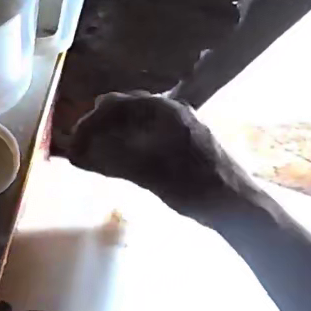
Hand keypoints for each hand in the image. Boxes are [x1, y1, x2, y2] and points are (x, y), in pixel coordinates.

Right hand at [68, 92, 260, 225]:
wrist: (238, 205)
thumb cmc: (195, 186)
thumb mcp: (148, 174)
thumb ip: (111, 160)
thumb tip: (76, 155)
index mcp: (163, 109)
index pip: (115, 106)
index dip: (89, 125)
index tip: (72, 145)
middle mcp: (171, 110)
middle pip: (123, 109)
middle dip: (98, 127)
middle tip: (80, 149)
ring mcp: (179, 124)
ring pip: (135, 122)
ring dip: (112, 136)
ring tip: (93, 157)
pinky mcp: (184, 141)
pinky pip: (147, 134)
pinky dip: (128, 145)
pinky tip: (119, 162)